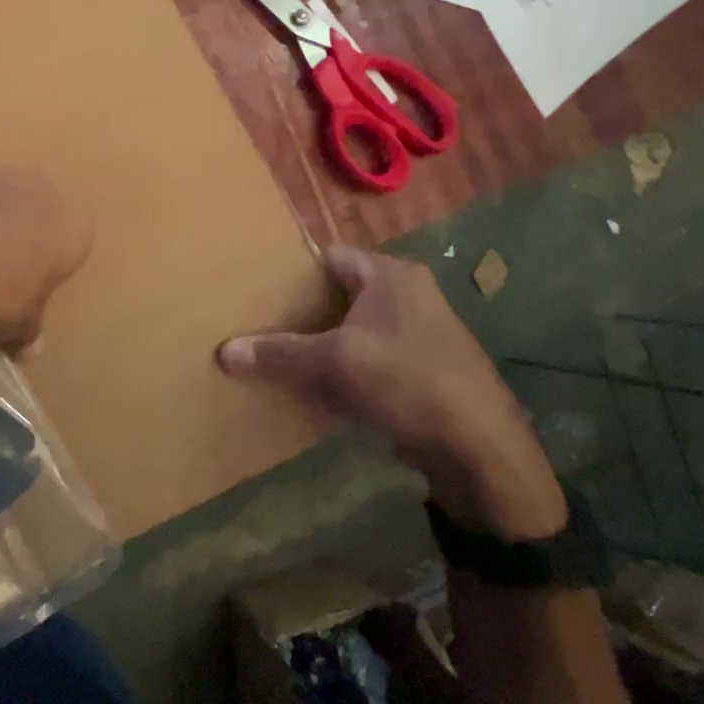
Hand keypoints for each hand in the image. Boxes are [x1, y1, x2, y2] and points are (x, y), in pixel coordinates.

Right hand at [217, 247, 566, 540]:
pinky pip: (372, 357)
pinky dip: (346, 368)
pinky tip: (321, 389)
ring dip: (325, 342)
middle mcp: (410, 293)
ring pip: (356, 327)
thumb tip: (223, 351)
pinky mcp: (425, 368)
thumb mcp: (334, 363)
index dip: (294, 271)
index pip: (330, 257)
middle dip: (304, 310)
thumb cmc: (408, 381)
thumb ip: (279, 353)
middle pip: (341, 292)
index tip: (259, 289)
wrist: (480, 447)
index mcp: (391, 274)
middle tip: (262, 323)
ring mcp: (421, 332)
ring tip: (283, 355)